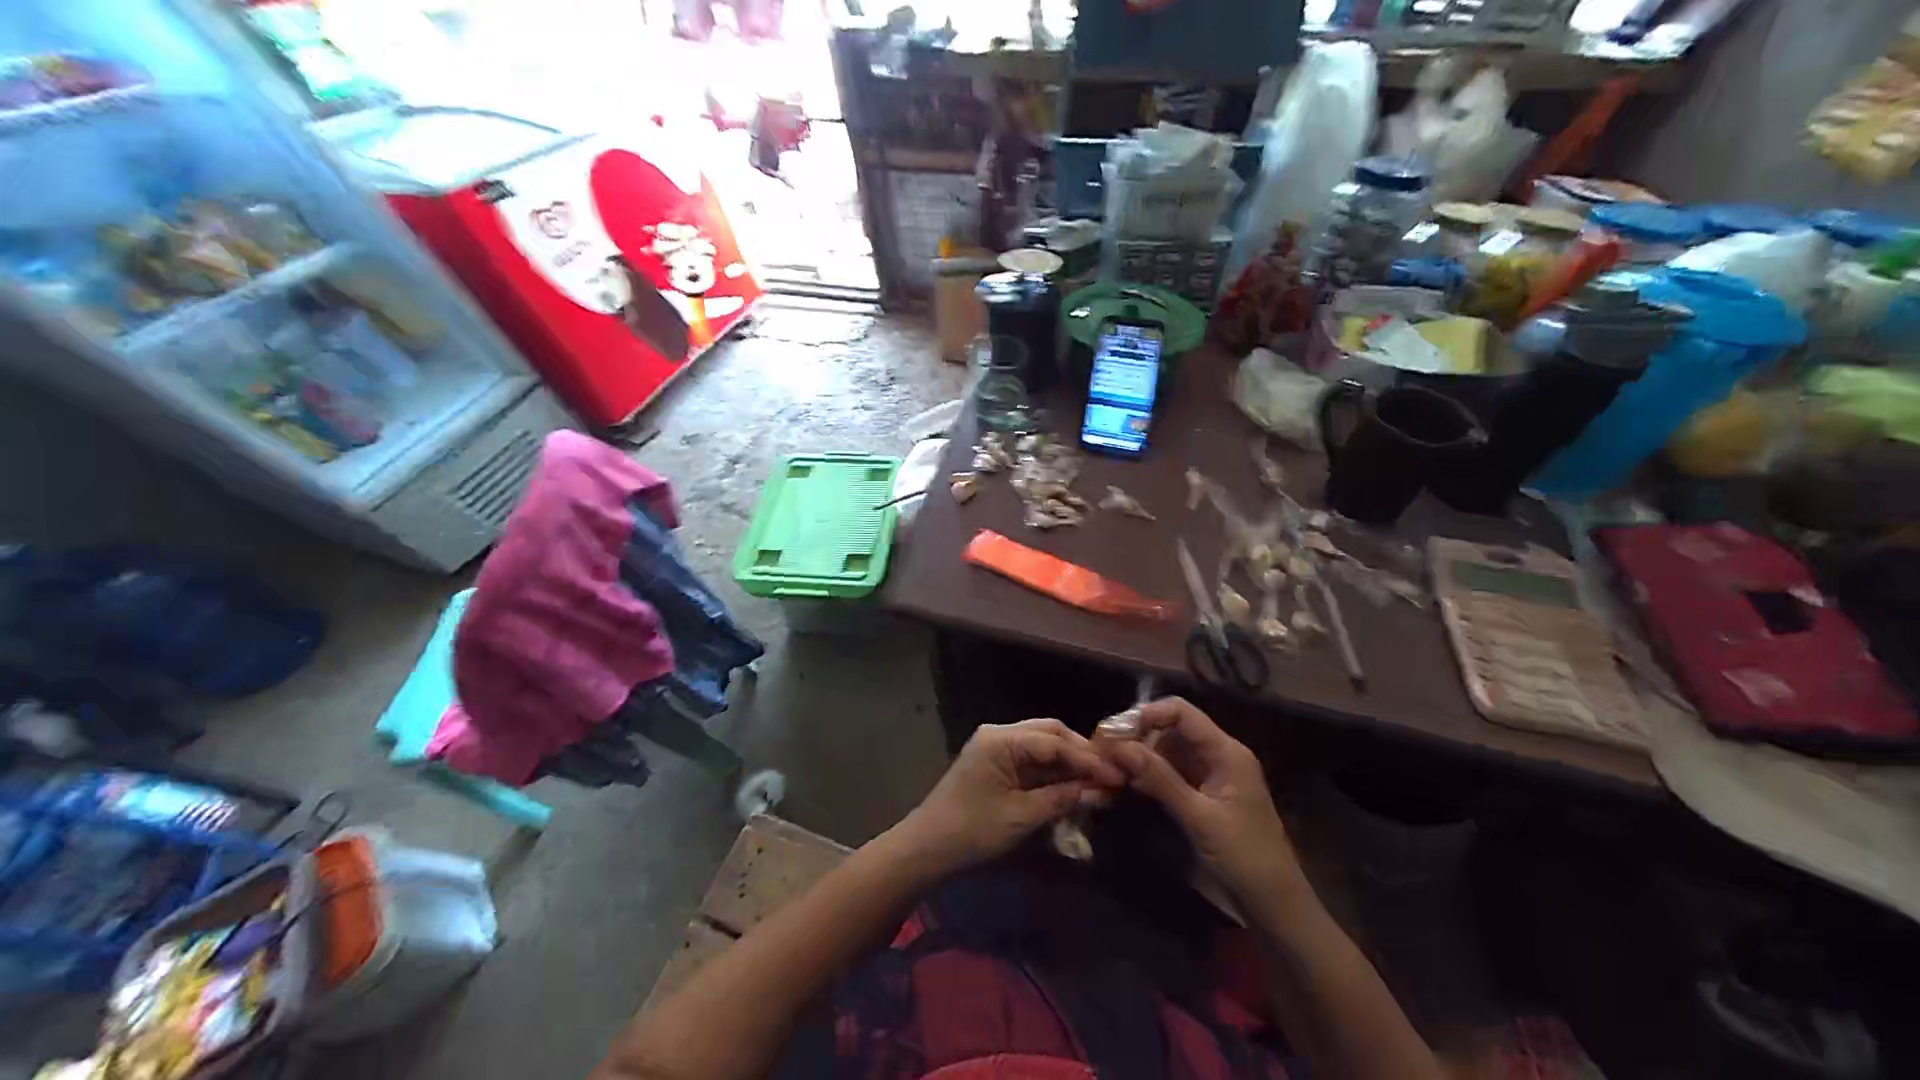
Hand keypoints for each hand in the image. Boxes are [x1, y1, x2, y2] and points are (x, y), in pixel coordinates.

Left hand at [896, 719, 1125, 876]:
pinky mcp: (996, 765)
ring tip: (1099, 782)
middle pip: (1049, 735)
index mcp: (1001, 739)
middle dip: (1080, 754)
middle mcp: (999, 735)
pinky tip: (1073, 787)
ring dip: (1068, 764)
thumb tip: (1098, 790)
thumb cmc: (972, 830)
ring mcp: (996, 749)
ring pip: (1042, 747)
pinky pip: (1031, 762)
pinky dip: (1052, 773)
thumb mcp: (1021, 816)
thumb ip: (1061, 798)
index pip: (1053, 741)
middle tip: (1111, 774)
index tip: (1117, 776)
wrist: (927, 848)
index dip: (1087, 758)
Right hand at [1104, 698, 1299, 893]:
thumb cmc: (1244, 857)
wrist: (1273, 905)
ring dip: (1138, 757)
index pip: (1180, 712)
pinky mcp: (1201, 796)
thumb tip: (1120, 747)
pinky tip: (1124, 784)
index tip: (1113, 734)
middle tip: (1102, 753)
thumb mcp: (1200, 818)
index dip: (1145, 715)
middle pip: (1169, 729)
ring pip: (1165, 751)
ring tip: (1108, 769)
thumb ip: (1160, 779)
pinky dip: (1146, 776)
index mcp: (1225, 752)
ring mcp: (1208, 776)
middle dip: (1135, 737)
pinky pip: (1168, 773)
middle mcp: (1216, 755)